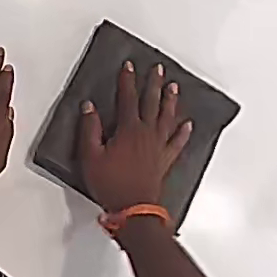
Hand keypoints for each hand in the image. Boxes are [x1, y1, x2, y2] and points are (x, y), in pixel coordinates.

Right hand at [78, 61, 192, 214]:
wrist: (134, 209)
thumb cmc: (111, 183)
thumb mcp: (90, 155)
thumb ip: (89, 129)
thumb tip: (89, 108)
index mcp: (128, 130)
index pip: (128, 98)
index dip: (128, 80)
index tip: (129, 66)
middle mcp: (147, 134)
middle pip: (151, 103)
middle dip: (153, 83)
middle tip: (157, 69)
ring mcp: (159, 147)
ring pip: (167, 117)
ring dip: (170, 100)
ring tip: (173, 86)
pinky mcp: (165, 160)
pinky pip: (177, 142)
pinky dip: (184, 132)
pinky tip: (188, 124)